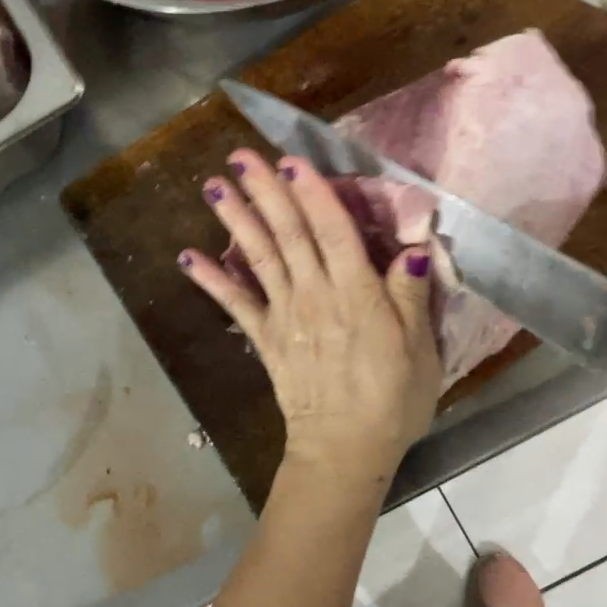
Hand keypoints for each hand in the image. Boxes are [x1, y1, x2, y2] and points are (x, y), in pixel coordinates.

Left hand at [180, 150, 441, 479]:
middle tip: (241, 155)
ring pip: (258, 257)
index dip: (311, 194)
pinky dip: (210, 279)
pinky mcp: (264, 338)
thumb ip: (410, 294)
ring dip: (235, 219)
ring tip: (213, 186)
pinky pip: (235, 303)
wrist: (345, 450)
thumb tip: (414, 244)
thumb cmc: (392, 400)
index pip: (333, 231)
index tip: (290, 160)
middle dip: (265, 191)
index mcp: (357, 293)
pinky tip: (186, 255)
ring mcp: (284, 315)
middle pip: (288, 233)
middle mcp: (315, 293)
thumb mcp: (420, 348)